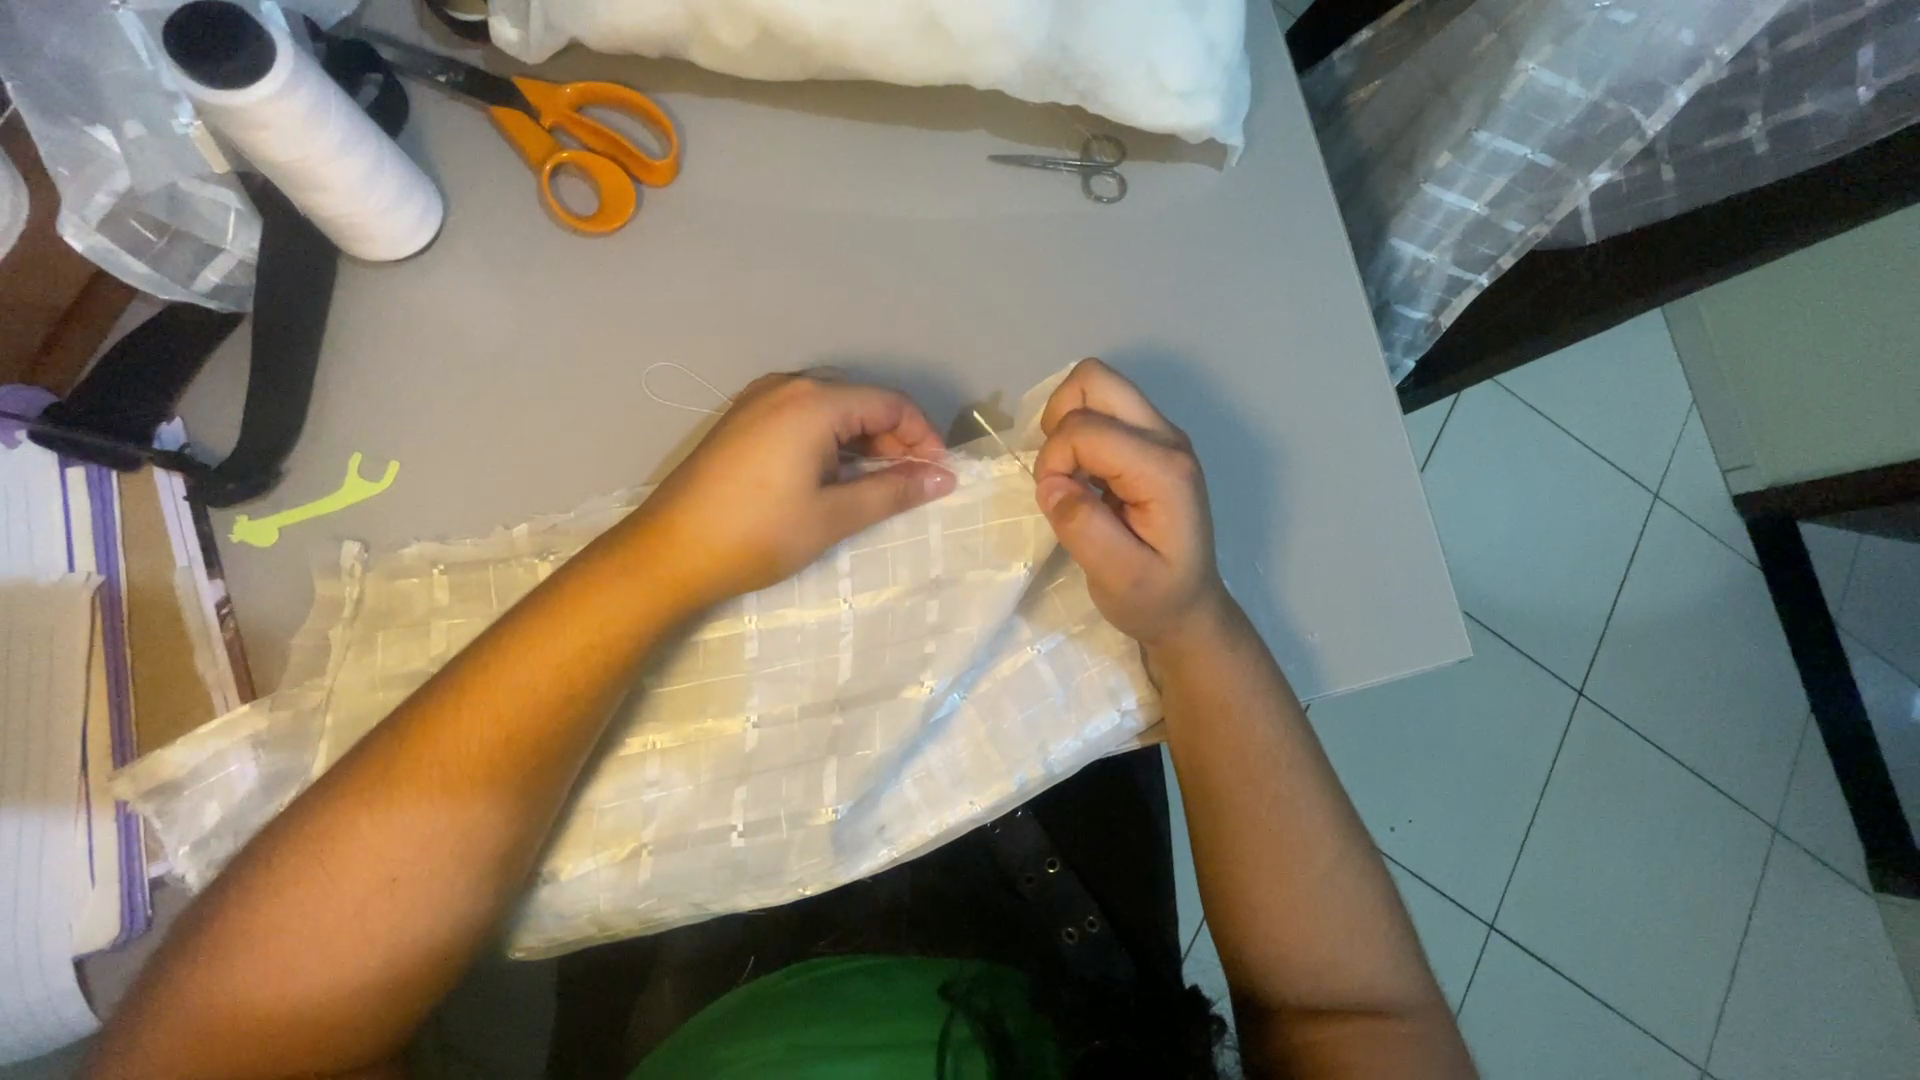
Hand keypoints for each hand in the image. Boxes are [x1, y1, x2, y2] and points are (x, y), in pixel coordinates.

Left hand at [628, 372, 955, 611]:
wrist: (669, 552)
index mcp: (814, 401)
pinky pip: (802, 417)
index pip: (891, 404)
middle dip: (894, 440)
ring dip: (862, 442)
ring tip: (875, 485)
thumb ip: (893, 490)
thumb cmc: (758, 533)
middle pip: (861, 402)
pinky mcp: (742, 420)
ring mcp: (759, 400)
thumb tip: (943, 478)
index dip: (923, 437)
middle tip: (909, 484)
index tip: (937, 476)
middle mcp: (787, 386)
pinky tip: (832, 477)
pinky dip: (830, 442)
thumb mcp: (833, 515)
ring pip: (832, 410)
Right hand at [1033, 359, 1231, 647]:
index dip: (1053, 462)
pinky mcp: (1150, 441)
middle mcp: (1167, 438)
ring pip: (1096, 386)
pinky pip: (1102, 409)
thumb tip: (1049, 484)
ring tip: (1070, 475)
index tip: (1055, 502)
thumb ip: (1083, 529)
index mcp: (1164, 470)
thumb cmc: (1155, 598)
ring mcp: (1161, 435)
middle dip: (1058, 422)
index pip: (1086, 429)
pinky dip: (1078, 434)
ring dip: (1066, 425)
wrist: (1189, 609)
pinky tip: (1085, 479)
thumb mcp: (1117, 579)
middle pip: (1095, 379)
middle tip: (1059, 474)